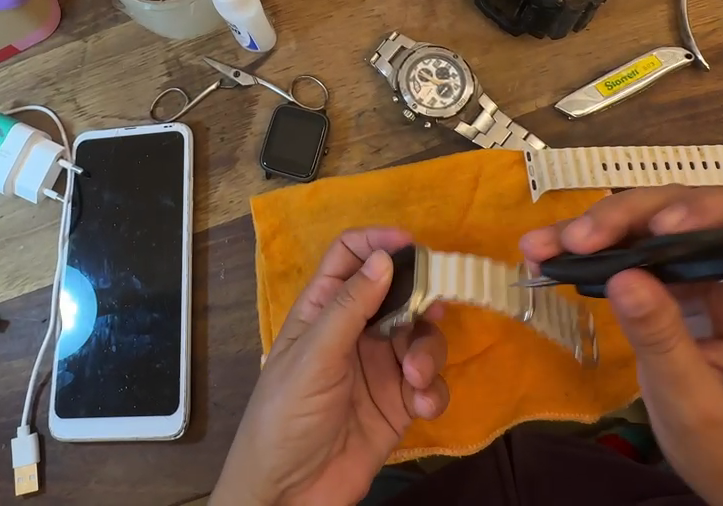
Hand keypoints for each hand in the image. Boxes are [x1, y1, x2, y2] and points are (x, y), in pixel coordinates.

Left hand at [211, 228, 449, 505]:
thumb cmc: (286, 414)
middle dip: (420, 299)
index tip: (411, 244)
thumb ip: (350, 307)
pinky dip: (434, 390)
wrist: (289, 494)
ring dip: (428, 352)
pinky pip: (429, 383)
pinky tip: (423, 405)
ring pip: (421, 336)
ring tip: (415, 378)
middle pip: (398, 292)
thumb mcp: (314, 356)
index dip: (377, 242)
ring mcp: (379, 366)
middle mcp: (354, 329)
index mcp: (323, 307)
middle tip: (436, 307)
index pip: (350, 256)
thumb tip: (383, 257)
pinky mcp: (398, 403)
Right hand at [521, 189, 722, 505]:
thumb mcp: (697, 406)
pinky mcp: (662, 280)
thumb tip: (623, 277)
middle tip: (581, 239)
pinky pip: (623, 248)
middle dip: (632, 216)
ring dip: (596, 226)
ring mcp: (696, 273)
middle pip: (688, 212)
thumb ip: (664, 341)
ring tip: (546, 244)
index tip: (663, 226)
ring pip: (648, 222)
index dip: (715, 213)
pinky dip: (582, 248)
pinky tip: (543, 253)